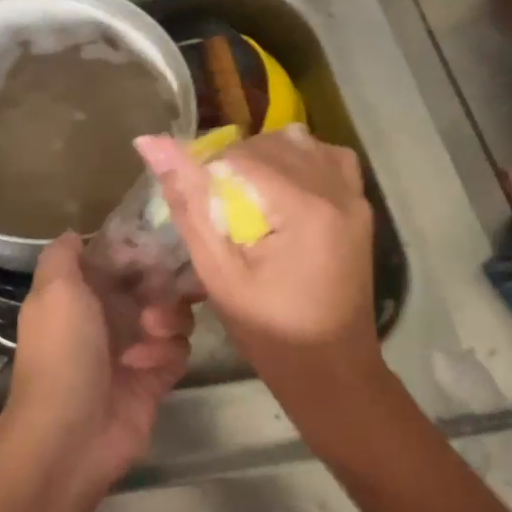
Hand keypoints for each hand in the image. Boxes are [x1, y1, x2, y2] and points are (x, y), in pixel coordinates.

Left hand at [4, 233, 193, 492]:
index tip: (158, 242)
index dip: (136, 250)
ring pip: (170, 314)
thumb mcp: (53, 290)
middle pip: (149, 284)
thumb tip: (75, 234)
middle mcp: (105, 317)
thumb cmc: (62, 352)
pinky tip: (149, 363)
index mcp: (78, 293)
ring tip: (153, 330)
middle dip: (162, 282)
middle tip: (166, 288)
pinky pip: (178, 350)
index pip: (116, 260)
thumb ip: (63, 256)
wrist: (70, 434)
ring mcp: (131, 348)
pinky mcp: (154, 378)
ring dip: (168, 317)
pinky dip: (169, 352)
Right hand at [134, 126, 380, 382]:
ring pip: (298, 143)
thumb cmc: (268, 330)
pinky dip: (300, 160)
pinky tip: (283, 189)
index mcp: (303, 207)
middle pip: (269, 143)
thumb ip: (189, 202)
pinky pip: (328, 157)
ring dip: (264, 158)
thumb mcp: (218, 271)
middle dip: (233, 163)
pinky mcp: (360, 205)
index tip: (195, 202)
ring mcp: (354, 195)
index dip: (207, 169)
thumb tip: (151, 142)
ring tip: (246, 197)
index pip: (240, 155)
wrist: (332, 369)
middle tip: (216, 205)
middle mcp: (335, 189)